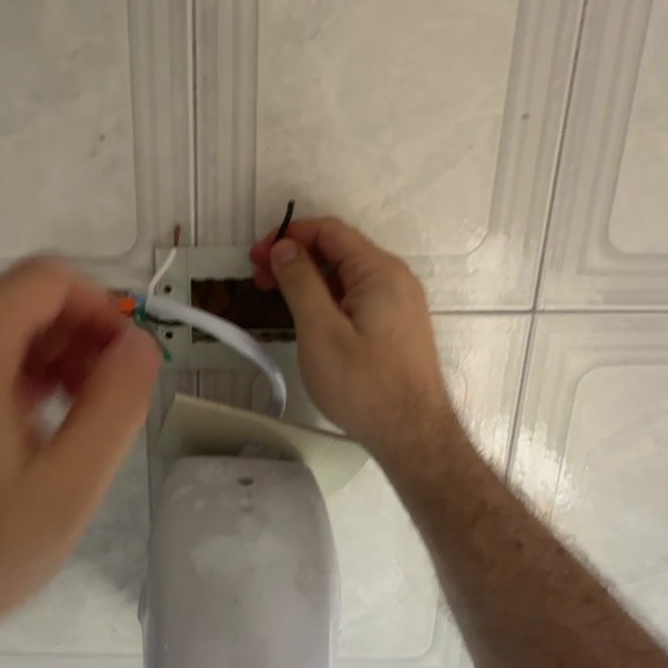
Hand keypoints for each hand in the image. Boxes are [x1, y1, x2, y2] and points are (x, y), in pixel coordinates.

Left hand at [0, 258, 160, 667]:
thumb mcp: (69, 486)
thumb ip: (117, 402)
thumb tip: (138, 344)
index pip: (47, 278)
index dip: (101, 308)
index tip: (125, 361)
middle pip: (10, 302)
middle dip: (68, 340)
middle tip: (99, 405)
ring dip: (30, 363)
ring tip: (56, 429)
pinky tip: (1, 442)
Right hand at [250, 216, 458, 458]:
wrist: (412, 435)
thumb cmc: (364, 386)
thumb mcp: (320, 331)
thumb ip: (301, 282)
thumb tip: (284, 248)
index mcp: (379, 272)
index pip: (329, 231)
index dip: (288, 237)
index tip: (256, 259)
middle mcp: (395, 279)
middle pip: (339, 250)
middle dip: (296, 258)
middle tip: (260, 282)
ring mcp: (400, 303)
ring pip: (347, 276)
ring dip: (310, 280)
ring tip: (279, 302)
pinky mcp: (397, 326)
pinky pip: (358, 297)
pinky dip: (328, 299)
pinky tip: (309, 320)